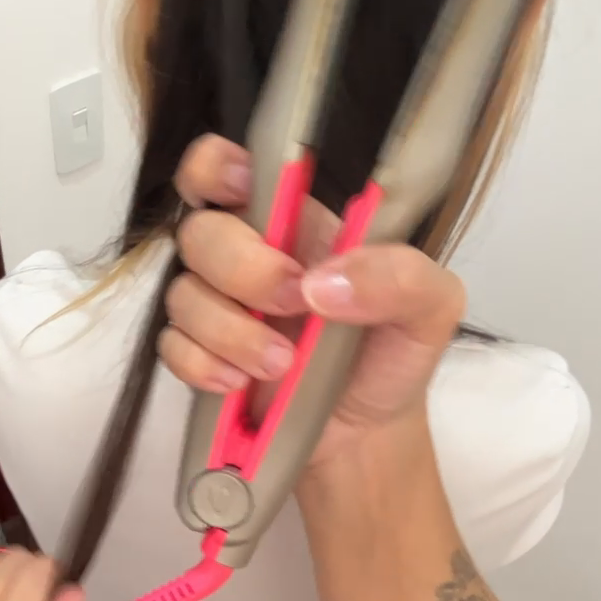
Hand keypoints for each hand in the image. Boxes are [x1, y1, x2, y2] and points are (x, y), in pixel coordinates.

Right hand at [158, 133, 467, 467]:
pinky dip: (202, 366)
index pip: (226, 168)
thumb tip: (318, 284)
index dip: (216, 167)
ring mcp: (217, 308)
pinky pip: (171, 348)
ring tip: (280, 364)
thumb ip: (397, 276)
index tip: (243, 191)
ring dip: (228, 332)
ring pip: (181, 295)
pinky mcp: (199, 355)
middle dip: (241, 271)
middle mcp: (244, 257)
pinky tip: (237, 383)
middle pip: (198, 232)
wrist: (362, 432)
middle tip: (291, 303)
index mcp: (293, 223)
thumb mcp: (428, 308)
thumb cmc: (391, 357)